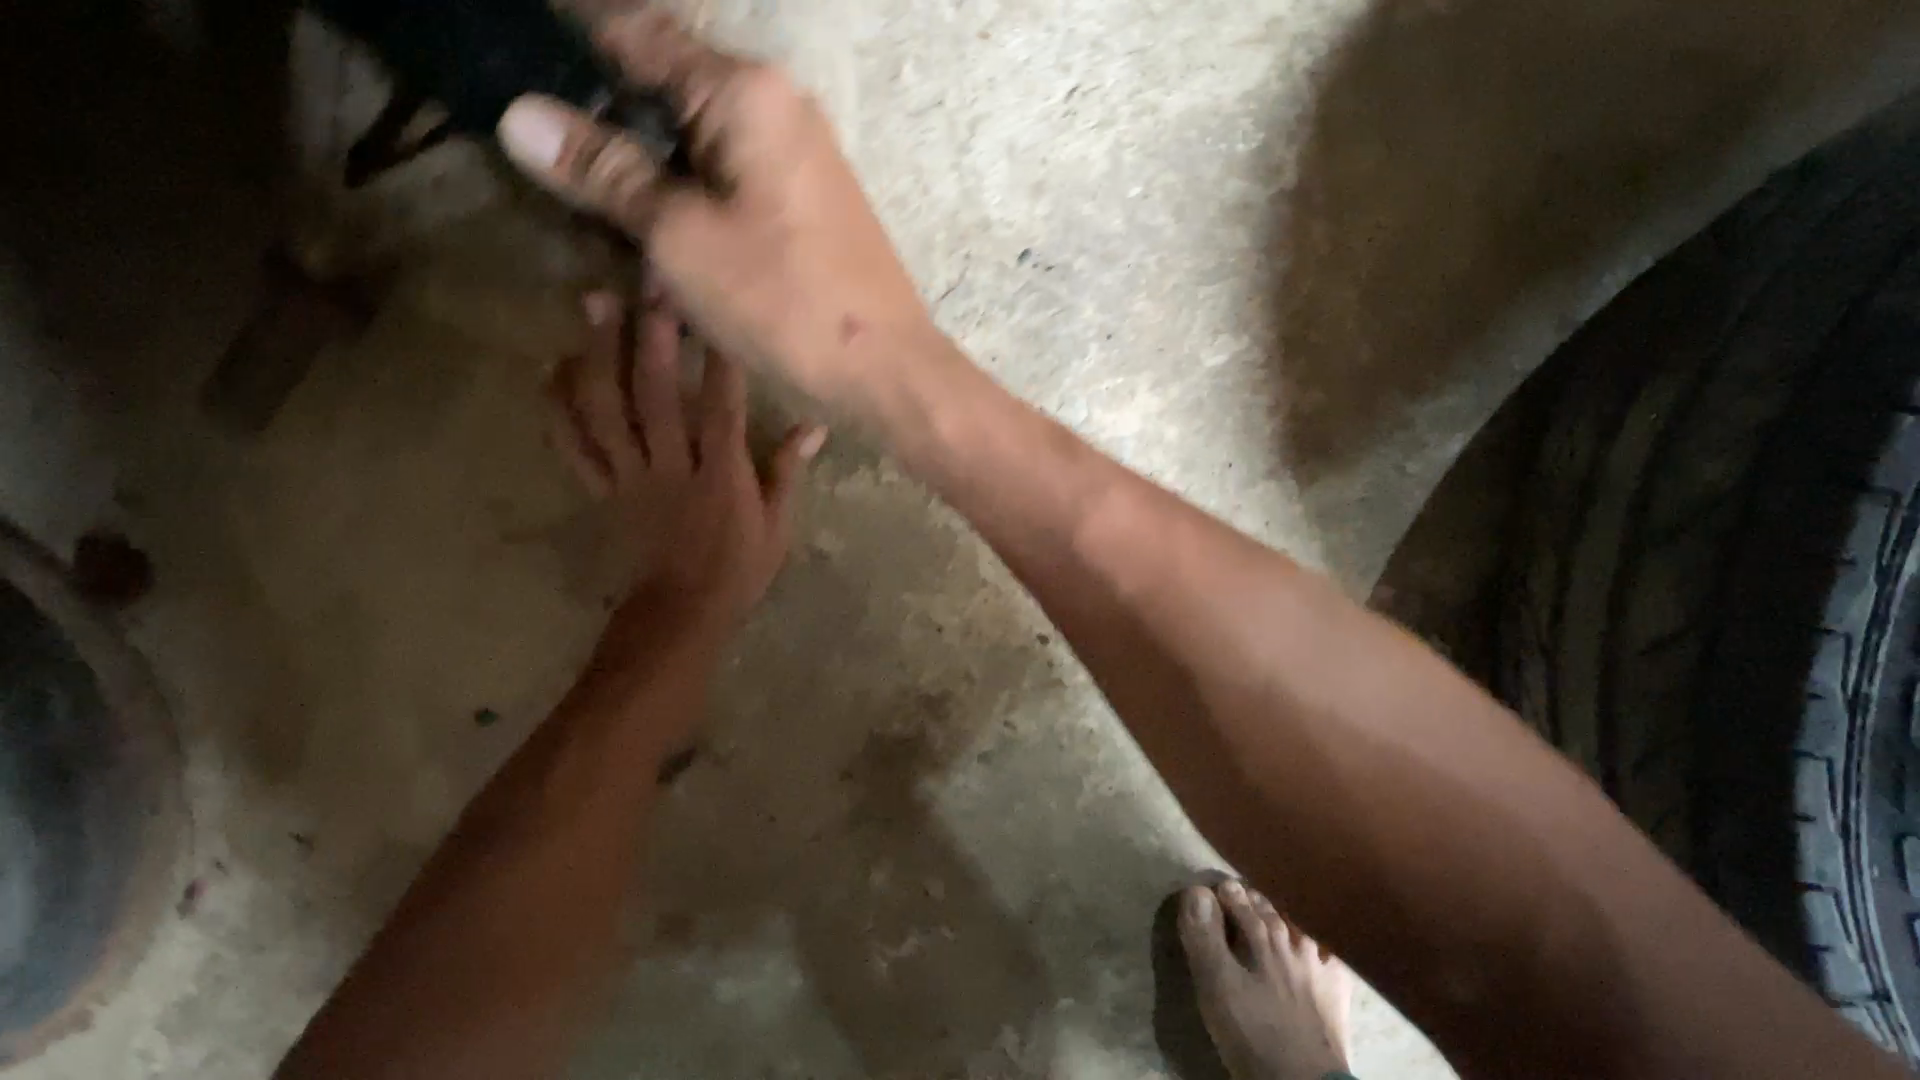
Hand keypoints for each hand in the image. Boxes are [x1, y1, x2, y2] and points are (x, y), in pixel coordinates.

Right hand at [497, 8, 938, 405]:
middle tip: (547, 162)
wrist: (884, 367)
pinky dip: (687, 202)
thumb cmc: (783, 301)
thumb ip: (605, 172)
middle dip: (606, 123)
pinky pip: (729, 181)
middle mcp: (778, 106)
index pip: (636, 32)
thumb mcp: (680, 237)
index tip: (517, 55)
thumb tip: (521, 115)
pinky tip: (656, 245)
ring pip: (696, 143)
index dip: (572, 39)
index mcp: (745, 92)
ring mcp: (798, 155)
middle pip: (667, 90)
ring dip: (645, 175)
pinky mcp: (805, 201)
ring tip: (594, 216)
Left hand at [550, 291, 825, 644]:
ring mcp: (630, 477)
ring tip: (595, 306)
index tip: (718, 313)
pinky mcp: (603, 489)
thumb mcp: (778, 525)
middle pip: (656, 398)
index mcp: (720, 478)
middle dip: (652, 340)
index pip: (722, 411)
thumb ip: (788, 470)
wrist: (682, 612)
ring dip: (598, 355)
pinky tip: (551, 366)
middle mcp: (671, 469)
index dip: (719, 362)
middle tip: (647, 288)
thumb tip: (814, 425)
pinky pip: (574, 445)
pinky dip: (558, 406)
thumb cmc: (738, 569)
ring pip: (607, 412)